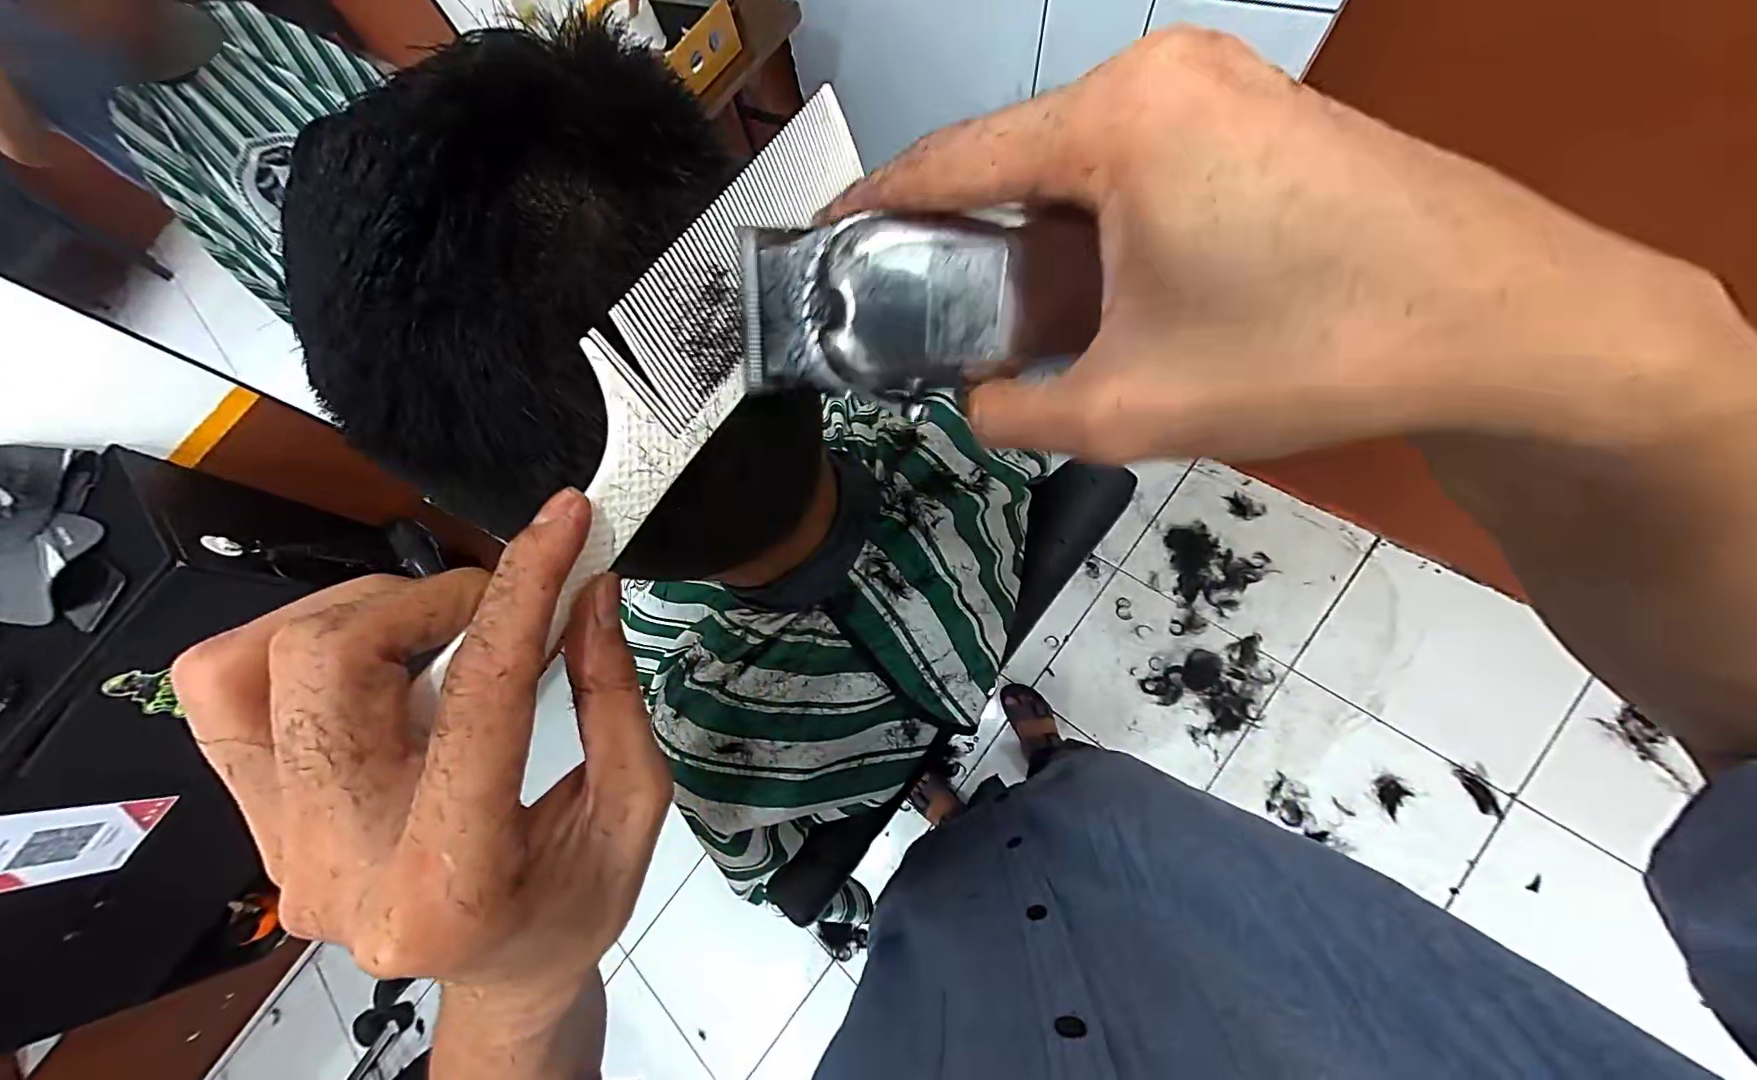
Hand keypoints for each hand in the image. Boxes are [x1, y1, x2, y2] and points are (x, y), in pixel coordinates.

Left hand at [172, 490, 670, 1053]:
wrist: (499, 972)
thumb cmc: (577, 902)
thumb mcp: (634, 803)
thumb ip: (614, 693)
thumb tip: (590, 592)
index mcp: (455, 873)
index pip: (481, 693)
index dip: (527, 588)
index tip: (565, 523)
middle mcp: (337, 860)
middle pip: (332, 659)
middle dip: (437, 594)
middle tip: (505, 598)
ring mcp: (277, 842)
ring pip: (257, 659)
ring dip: (367, 607)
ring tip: (443, 622)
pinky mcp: (255, 819)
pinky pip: (222, 691)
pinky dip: (298, 636)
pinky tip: (378, 651)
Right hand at [826, 29, 1738, 462]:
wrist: (1505, 327)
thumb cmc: (1300, 359)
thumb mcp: (1115, 412)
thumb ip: (1009, 410)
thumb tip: (975, 396)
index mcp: (1115, 122)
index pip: (950, 160)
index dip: (875, 204)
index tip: (825, 240)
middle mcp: (1154, 77)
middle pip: (1003, 161)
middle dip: (945, 234)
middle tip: (904, 304)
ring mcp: (1208, 88)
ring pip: (1059, 170)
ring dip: (1013, 240)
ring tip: (982, 313)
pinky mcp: (1243, 119)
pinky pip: (1116, 172)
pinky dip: (1071, 231)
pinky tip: (1068, 292)